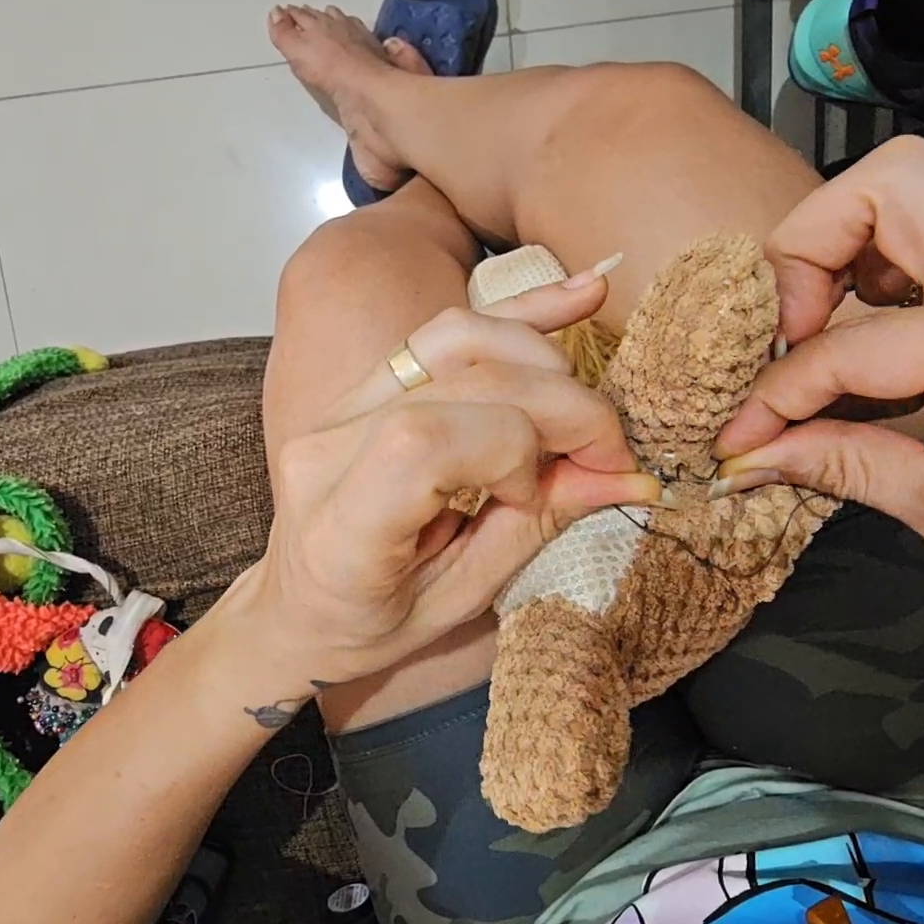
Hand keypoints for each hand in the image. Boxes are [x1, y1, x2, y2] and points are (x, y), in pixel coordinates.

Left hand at [229, 273, 659, 697]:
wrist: (299, 606)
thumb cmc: (369, 624)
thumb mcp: (455, 601)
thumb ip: (532, 528)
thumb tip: (624, 476)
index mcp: (340, 531)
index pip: (426, 442)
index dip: (511, 448)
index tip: (546, 492)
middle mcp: (326, 451)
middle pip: (458, 380)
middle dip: (557, 404)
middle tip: (604, 451)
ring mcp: (336, 408)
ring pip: (452, 338)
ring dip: (539, 359)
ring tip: (580, 409)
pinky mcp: (360, 386)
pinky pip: (440, 335)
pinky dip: (514, 318)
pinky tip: (576, 298)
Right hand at [713, 137, 923, 628]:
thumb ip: (853, 471)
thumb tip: (752, 454)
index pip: (862, 339)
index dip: (782, 389)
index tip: (744, 435)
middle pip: (890, 182)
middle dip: (804, 254)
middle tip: (788, 338)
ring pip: (912, 184)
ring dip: (839, 252)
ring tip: (822, 336)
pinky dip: (877, 266)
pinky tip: (874, 338)